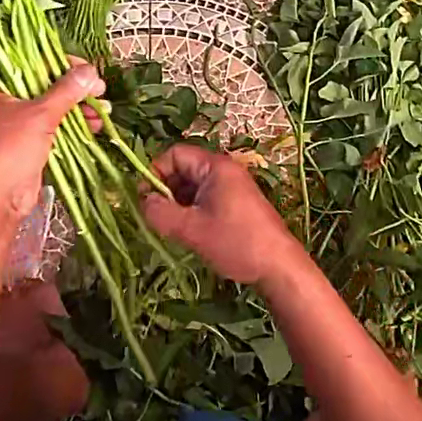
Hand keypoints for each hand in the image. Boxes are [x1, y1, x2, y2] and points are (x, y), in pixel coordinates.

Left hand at [0, 62, 104, 220]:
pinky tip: (93, 129)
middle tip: (101, 94)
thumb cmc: (8, 151)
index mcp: (0, 90)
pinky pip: (54, 133)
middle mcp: (6, 107)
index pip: (36, 66)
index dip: (65, 67)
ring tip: (102, 114)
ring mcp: (17, 130)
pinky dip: (73, 130)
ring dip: (78, 112)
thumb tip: (90, 71)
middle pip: (47, 90)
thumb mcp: (40, 115)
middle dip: (76, 92)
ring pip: (53, 113)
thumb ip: (66, 91)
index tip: (90, 72)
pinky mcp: (28, 150)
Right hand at [140, 145, 310, 285]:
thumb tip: (142, 201)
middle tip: (156, 218)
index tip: (145, 199)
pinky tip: (189, 233)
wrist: (279, 267)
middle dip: (165, 190)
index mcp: (215, 167)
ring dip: (178, 204)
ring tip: (172, 229)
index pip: (174, 154)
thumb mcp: (191, 229)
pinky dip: (192, 211)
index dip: (155, 172)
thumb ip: (160, 213)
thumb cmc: (236, 243)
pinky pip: (206, 199)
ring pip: (193, 187)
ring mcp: (232, 187)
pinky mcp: (236, 204)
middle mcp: (224, 171)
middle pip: (183, 169)